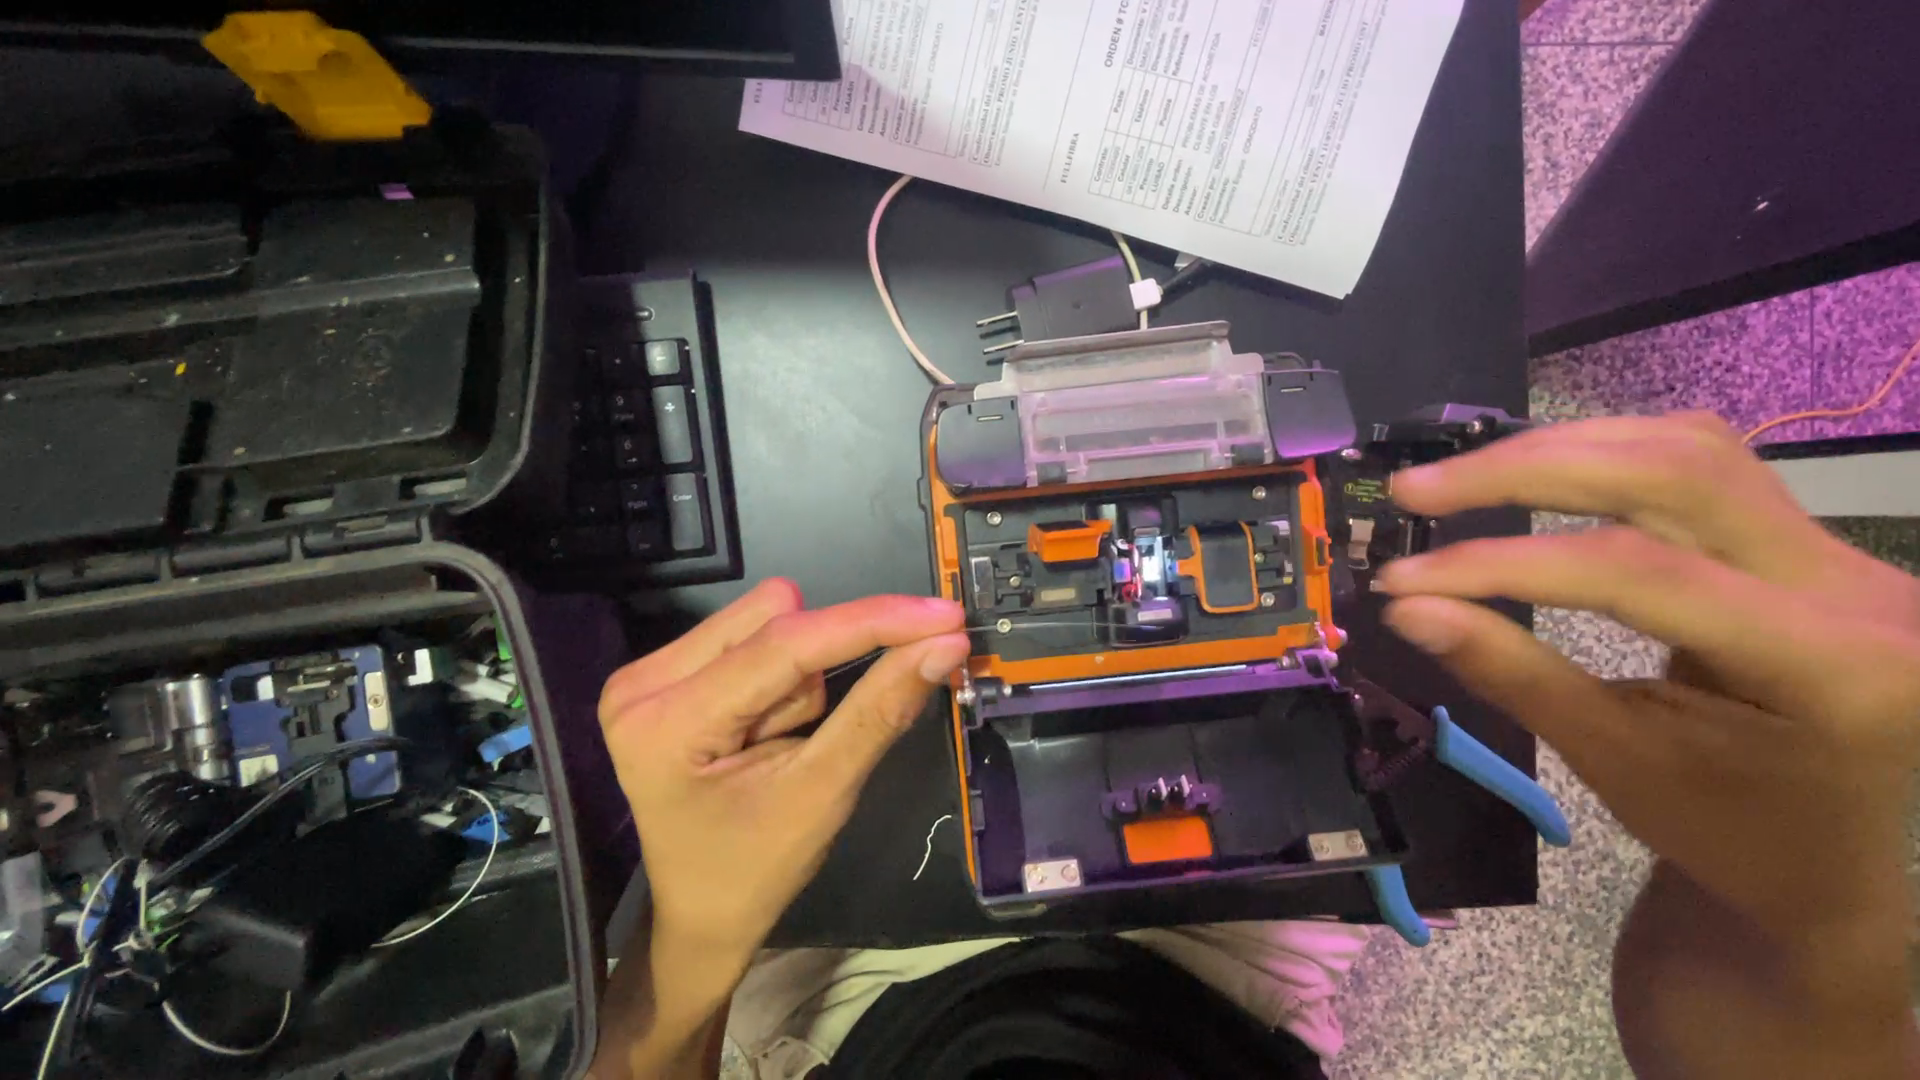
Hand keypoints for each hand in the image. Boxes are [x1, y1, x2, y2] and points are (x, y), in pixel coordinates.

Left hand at [597, 580, 969, 964]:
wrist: (701, 915)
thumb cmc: (756, 872)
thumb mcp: (823, 794)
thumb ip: (880, 711)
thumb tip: (944, 645)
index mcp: (668, 723)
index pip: (786, 645)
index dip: (873, 622)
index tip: (944, 616)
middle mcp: (644, 682)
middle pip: (775, 619)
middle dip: (822, 668)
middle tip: (817, 734)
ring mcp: (647, 674)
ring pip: (766, 620)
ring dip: (802, 676)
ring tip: (782, 742)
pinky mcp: (664, 673)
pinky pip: (750, 635)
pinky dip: (783, 675)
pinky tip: (765, 729)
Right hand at [1372, 414, 1919, 941]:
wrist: (1838, 853)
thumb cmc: (1731, 830)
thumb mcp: (1614, 760)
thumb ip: (1511, 672)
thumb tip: (1407, 608)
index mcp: (1831, 664)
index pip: (1638, 572)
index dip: (1504, 564)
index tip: (1402, 580)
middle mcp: (1853, 584)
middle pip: (1674, 470)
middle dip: (1524, 471)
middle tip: (1414, 492)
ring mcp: (1834, 551)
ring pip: (1686, 446)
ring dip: (1557, 450)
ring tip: (1459, 478)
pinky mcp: (1799, 540)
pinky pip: (1695, 463)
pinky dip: (1596, 456)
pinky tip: (1535, 474)